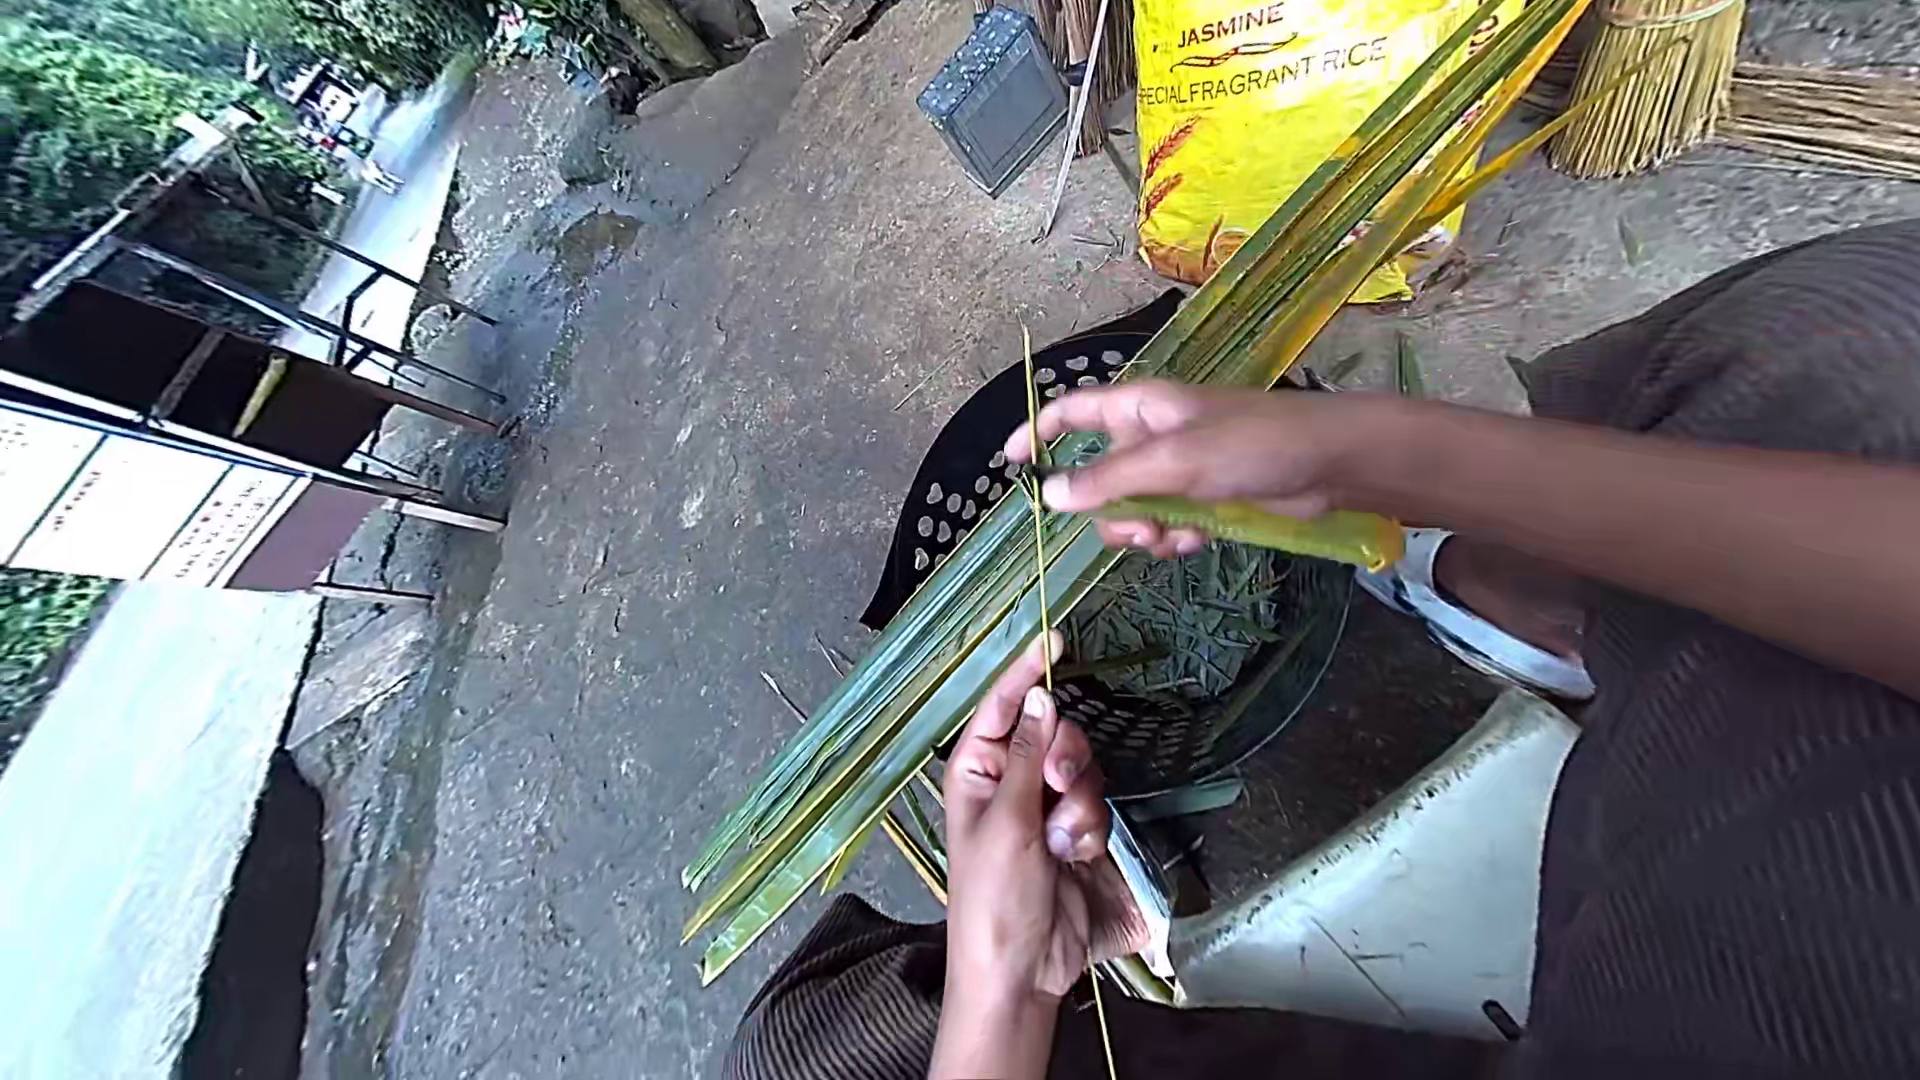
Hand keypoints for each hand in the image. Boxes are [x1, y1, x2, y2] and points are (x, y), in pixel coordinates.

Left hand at [932, 632, 1146, 1078]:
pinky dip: (1089, 826)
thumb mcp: (1006, 821)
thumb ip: (1027, 755)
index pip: (1001, 706)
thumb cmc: (993, 895)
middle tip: (1057, 784)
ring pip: (1080, 765)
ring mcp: (1048, 802)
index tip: (1053, 638)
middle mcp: (1013, 776)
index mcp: (977, 768)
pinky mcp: (1078, 826)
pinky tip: (1074, 856)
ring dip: (1078, 801)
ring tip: (1062, 840)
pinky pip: (1096, 801)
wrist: (1026, 969)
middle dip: (1062, 755)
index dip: (1025, 671)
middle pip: (1051, 731)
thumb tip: (1040, 696)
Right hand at [1004, 380, 1395, 556]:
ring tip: (1172, 537)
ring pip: (1127, 510)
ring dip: (1141, 532)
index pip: (1070, 412)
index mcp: (1136, 410)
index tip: (1012, 463)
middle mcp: (1148, 439)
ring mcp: (1172, 472)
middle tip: (1137, 529)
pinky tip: (1195, 541)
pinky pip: (1161, 526)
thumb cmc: (1252, 443)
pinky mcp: (1197, 500)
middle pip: (1095, 480)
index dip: (1036, 433)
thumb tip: (1049, 496)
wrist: (1331, 466)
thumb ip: (1109, 478)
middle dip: (1109, 512)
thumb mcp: (1173, 459)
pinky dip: (1171, 539)